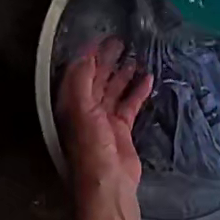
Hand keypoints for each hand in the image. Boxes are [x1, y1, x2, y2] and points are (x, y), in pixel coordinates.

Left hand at [59, 37, 152, 203]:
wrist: (108, 181)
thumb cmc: (91, 146)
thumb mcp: (81, 109)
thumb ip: (82, 81)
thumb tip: (86, 57)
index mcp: (71, 103)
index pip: (78, 73)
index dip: (87, 55)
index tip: (100, 37)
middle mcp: (85, 109)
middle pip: (96, 78)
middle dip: (106, 60)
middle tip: (121, 41)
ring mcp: (104, 119)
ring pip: (113, 89)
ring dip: (123, 73)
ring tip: (136, 55)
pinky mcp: (121, 129)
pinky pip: (129, 104)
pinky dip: (137, 91)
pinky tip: (148, 78)